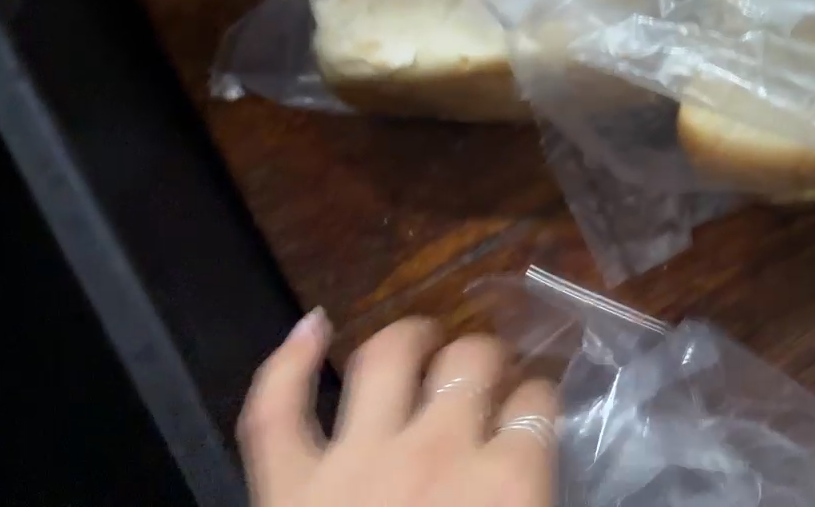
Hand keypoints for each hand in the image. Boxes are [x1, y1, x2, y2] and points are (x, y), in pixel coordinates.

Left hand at [240, 311, 557, 506]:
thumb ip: (536, 498)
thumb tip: (539, 475)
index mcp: (508, 478)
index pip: (540, 399)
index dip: (538, 399)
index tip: (532, 411)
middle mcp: (440, 448)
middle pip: (475, 359)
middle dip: (487, 359)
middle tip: (483, 381)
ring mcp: (357, 461)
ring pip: (390, 357)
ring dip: (410, 337)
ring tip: (421, 340)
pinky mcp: (285, 488)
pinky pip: (274, 414)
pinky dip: (284, 365)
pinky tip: (312, 326)